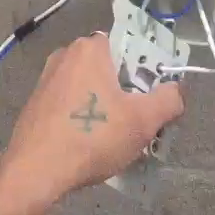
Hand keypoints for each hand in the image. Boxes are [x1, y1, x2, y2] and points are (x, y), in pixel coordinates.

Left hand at [0, 33, 185, 203]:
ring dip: (106, 106)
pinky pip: (71, 101)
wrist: (36, 168)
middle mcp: (66, 53)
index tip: (153, 96)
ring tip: (117, 138)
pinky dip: (84, 116)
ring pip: (89, 86)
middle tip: (139, 121)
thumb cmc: (92, 135)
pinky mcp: (38, 100)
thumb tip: (177, 89)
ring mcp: (48, 76)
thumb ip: (168, 100)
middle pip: (109, 67)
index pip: (127, 45)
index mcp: (91, 47)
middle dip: (127, 92)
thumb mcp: (142, 121)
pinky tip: (91, 143)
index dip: (145, 69)